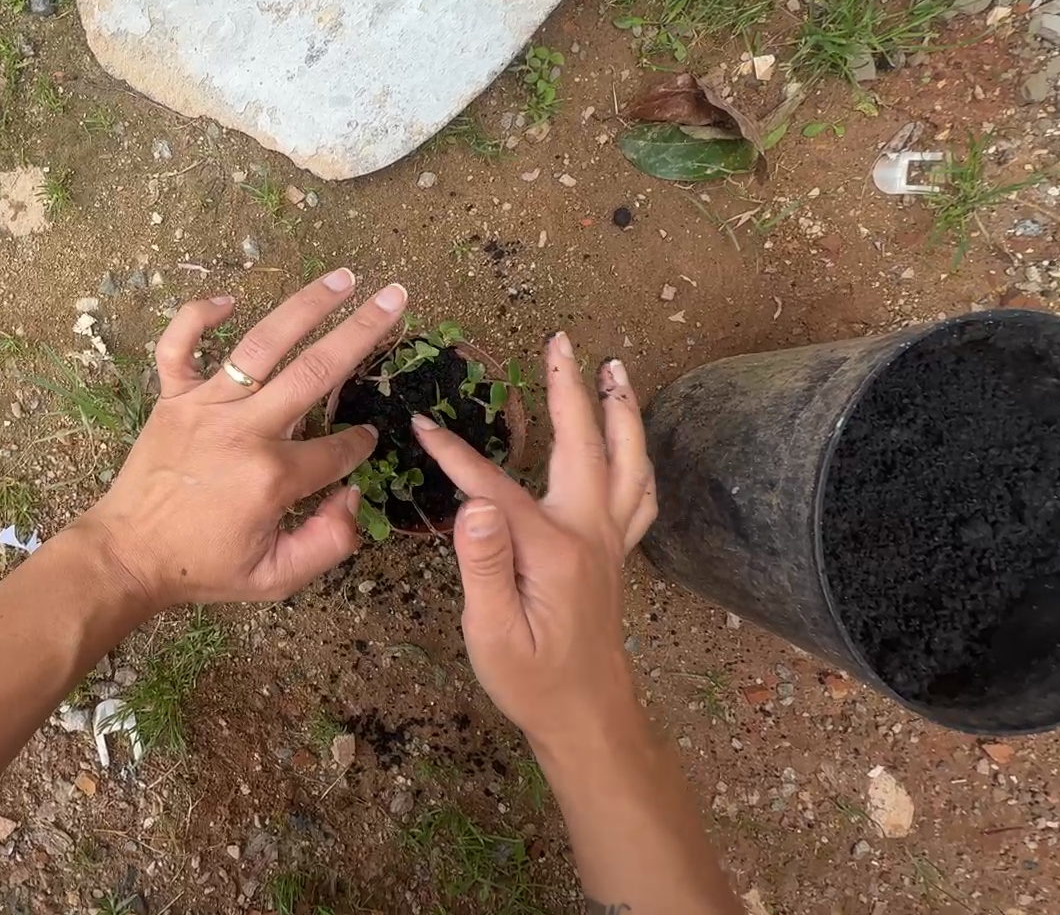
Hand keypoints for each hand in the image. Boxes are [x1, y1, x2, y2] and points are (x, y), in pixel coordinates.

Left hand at [78, 270, 407, 610]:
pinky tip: (229, 298)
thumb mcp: (276, 579)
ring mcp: (205, 405)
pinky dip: (198, 316)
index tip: (364, 440)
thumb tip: (354, 496)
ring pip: (261, 344)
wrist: (127, 555)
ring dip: (306, 306)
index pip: (338, 448)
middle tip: (396, 297)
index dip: (359, 444)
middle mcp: (244, 429)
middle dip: (363, 332)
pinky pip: (180, 345)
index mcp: (273, 476)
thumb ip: (328, 544)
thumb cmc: (202, 568)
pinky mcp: (171, 396)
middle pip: (316, 371)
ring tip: (343, 277)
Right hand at [411, 333, 655, 749]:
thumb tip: (473, 504)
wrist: (587, 718)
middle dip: (570, 389)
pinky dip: (637, 455)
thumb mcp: (492, 631)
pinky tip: (628, 439)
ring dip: (621, 411)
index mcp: (553, 550)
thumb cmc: (531, 679)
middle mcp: (590, 534)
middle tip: (562, 342)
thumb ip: (482, 565)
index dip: (455, 455)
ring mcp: (610, 541)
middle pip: (584, 446)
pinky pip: (638, 491)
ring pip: (628, 462)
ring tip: (615, 370)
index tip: (421, 425)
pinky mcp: (614, 553)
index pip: (494, 487)